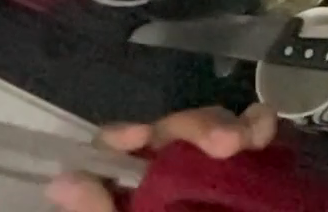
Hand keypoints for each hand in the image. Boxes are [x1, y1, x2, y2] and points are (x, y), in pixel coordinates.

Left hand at [45, 103, 279, 211]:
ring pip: (216, 126)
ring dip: (233, 125)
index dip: (124, 137)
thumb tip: (63, 179)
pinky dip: (258, 124)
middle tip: (225, 146)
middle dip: (196, 128)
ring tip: (247, 143)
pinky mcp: (250, 176)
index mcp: (129, 206)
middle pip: (172, 134)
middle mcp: (166, 186)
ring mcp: (211, 180)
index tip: (140, 139)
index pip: (116, 156)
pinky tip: (263, 136)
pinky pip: (253, 133)